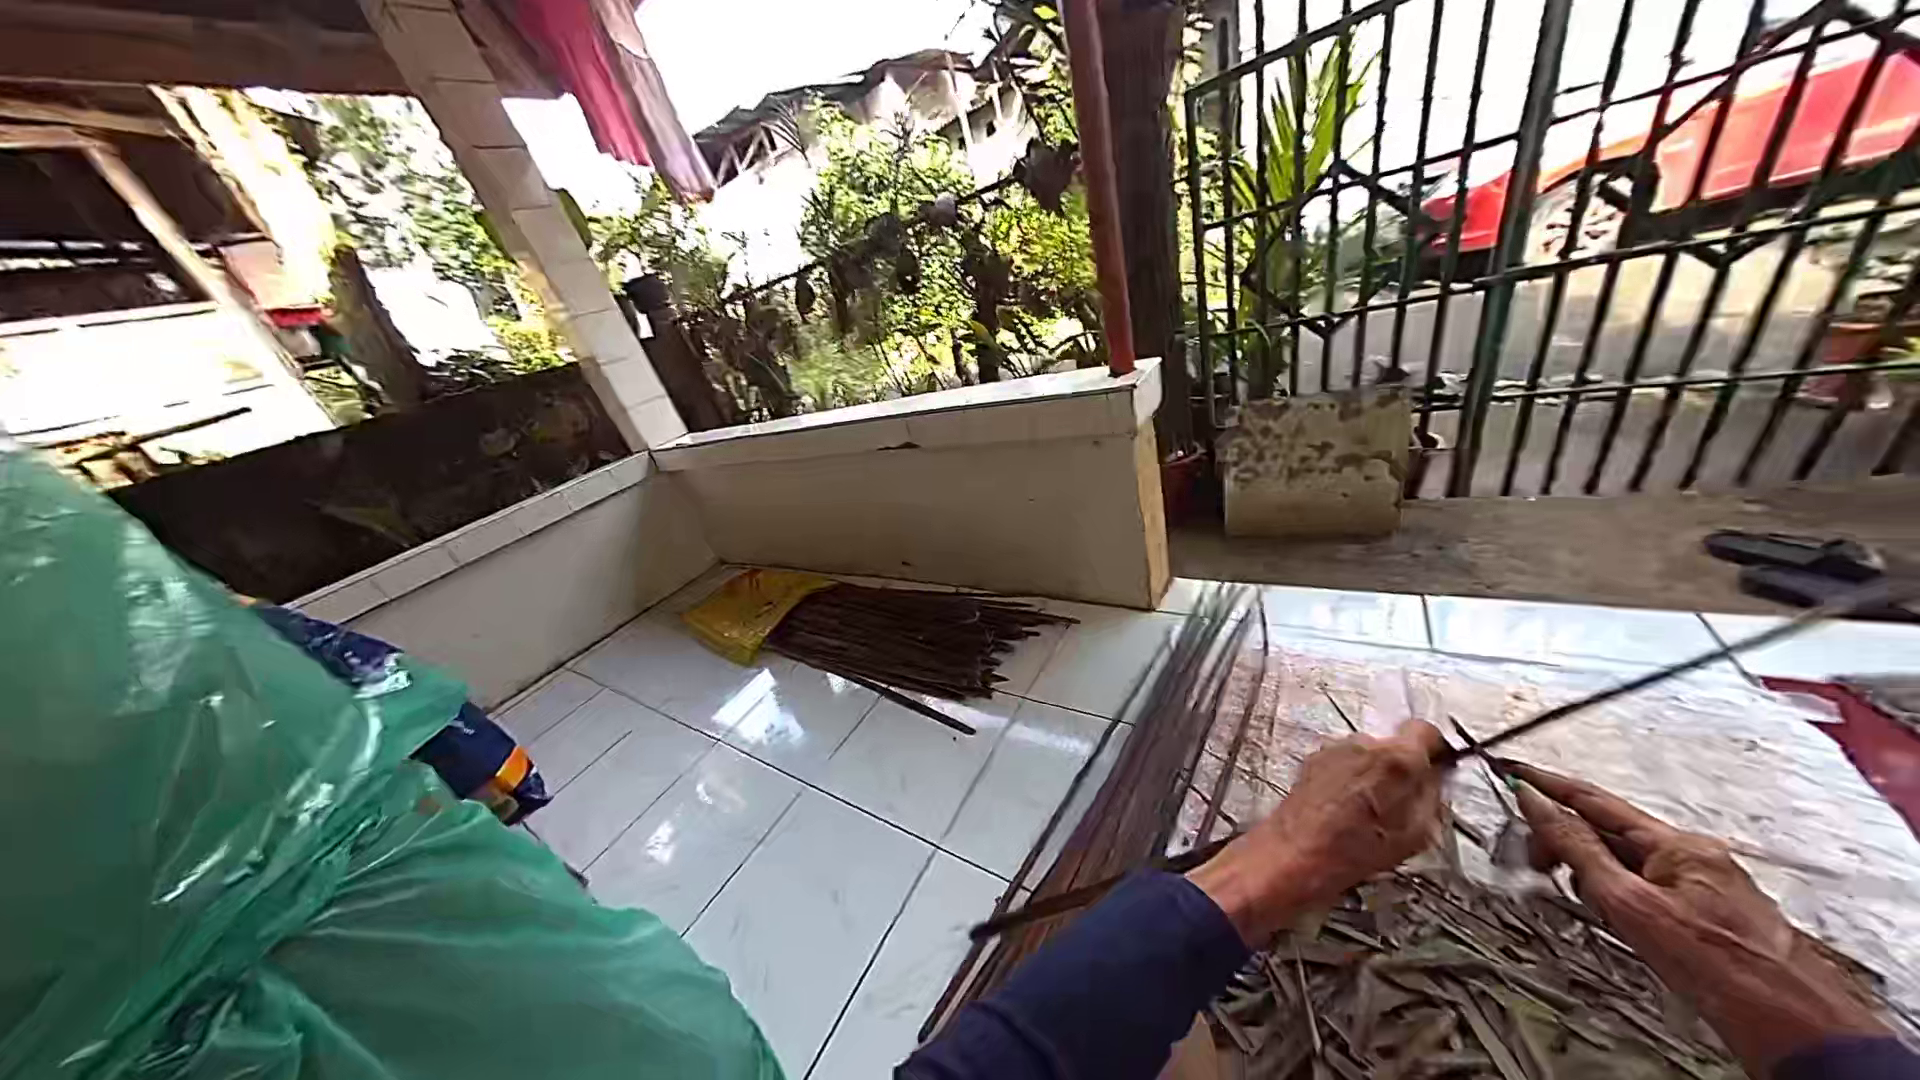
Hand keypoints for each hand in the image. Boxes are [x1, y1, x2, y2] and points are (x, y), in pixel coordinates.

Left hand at [1187, 720, 1443, 942]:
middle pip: (1393, 744)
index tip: (1437, 764)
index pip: (1424, 730)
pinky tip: (1347, 805)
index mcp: (1396, 759)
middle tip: (1403, 797)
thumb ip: (1432, 795)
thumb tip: (1437, 776)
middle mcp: (1362, 744)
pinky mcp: (1314, 758)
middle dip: (1402, 766)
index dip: (1433, 747)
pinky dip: (1350, 776)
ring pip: (1366, 753)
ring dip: (1373, 772)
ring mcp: (1334, 748)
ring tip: (1371, 808)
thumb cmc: (1359, 848)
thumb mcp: (1418, 832)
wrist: (1298, 850)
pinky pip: (1344, 761)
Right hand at [1509, 762, 1887, 1076]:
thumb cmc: (1715, 967)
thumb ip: (1573, 844)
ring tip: (1570, 890)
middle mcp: (1693, 856)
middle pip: (1606, 829)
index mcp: (1678, 845)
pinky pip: (1639, 881)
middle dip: (1562, 837)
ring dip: (1585, 867)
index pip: (1594, 799)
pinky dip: (1610, 887)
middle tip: (1532, 857)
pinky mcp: (1704, 911)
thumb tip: (1533, 800)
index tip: (1511, 770)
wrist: (1795, 1034)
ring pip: (1621, 857)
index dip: (1546, 783)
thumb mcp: (1625, 900)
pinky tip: (1603, 907)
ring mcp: (1703, 884)